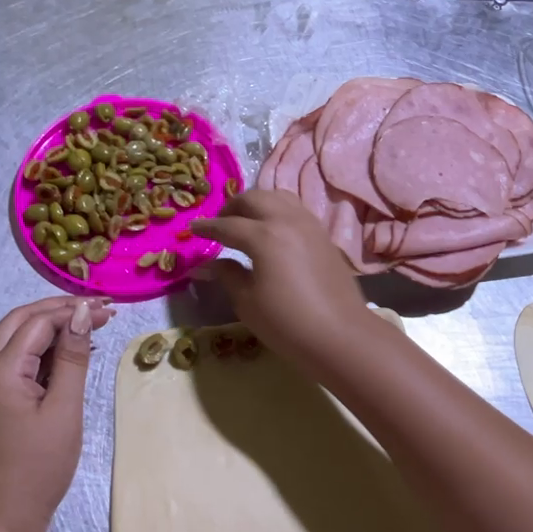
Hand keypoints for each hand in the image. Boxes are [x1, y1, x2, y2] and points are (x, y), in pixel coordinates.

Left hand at [0, 296, 113, 531]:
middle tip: (98, 309)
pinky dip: (41, 350)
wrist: (0, 524)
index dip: (73, 311)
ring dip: (49, 326)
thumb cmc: (37, 469)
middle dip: (58, 309)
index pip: (38, 322)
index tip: (109, 311)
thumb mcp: (64, 410)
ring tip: (89, 326)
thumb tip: (81, 315)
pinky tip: (69, 356)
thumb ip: (73, 358)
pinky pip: (13, 361)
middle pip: (19, 321)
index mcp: (0, 371)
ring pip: (14, 339)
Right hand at [190, 189, 375, 374]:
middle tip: (219, 224)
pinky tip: (272, 230)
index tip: (192, 229)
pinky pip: (295, 209)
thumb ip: (227, 275)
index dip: (207, 227)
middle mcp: (287, 220)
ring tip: (245, 221)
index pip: (228, 225)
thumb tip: (209, 264)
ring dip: (257, 203)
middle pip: (254, 199)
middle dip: (232, 207)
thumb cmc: (287, 323)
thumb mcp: (248, 302)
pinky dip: (277, 210)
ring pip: (278, 197)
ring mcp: (309, 224)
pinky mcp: (323, 234)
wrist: (340, 334)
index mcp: (264, 236)